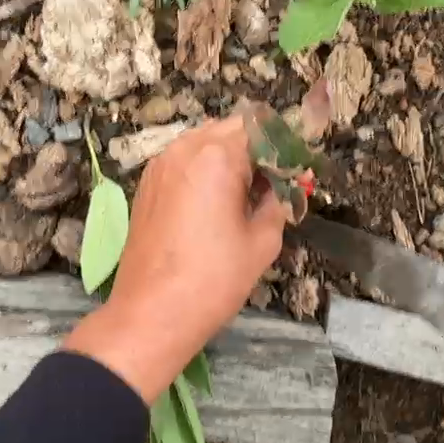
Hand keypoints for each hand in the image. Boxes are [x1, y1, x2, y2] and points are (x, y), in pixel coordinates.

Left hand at [62, 116, 286, 403]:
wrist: (151, 313)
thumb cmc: (213, 279)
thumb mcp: (262, 242)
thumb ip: (276, 203)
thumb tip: (279, 188)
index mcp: (217, 156)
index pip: (261, 130)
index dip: (284, 148)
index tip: (297, 171)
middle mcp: (185, 149)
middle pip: (230, 129)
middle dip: (256, 149)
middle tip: (273, 183)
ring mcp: (160, 164)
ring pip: (204, 142)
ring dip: (228, 157)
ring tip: (244, 194)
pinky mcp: (146, 183)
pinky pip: (183, 160)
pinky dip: (203, 169)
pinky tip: (214, 202)